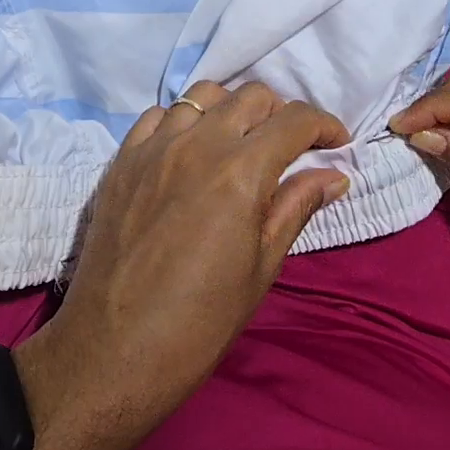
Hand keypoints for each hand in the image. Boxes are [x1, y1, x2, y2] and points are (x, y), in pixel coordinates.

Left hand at [12, 81, 350, 449]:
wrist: (112, 353)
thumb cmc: (200, 322)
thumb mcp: (262, 267)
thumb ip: (296, 207)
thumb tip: (334, 176)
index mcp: (241, 172)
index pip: (294, 121)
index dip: (324, 125)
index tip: (337, 142)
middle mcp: (199, 144)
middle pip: (252, 96)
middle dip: (281, 114)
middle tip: (290, 146)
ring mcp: (155, 147)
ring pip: (203, 96)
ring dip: (231, 110)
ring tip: (239, 141)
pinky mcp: (123, 160)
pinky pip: (158, 116)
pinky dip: (183, 122)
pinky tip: (189, 150)